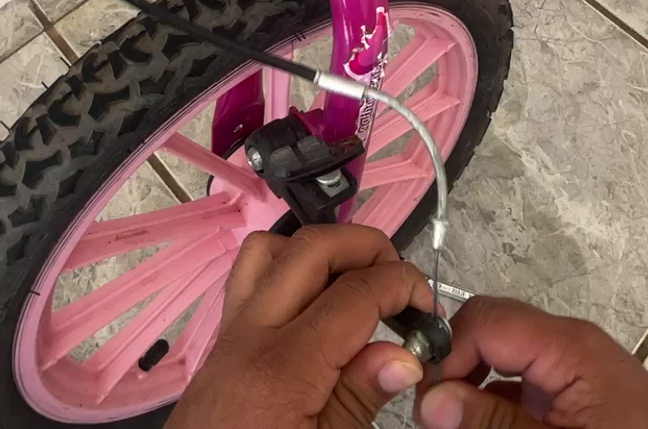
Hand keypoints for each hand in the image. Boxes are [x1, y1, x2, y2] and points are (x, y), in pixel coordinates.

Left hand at [167, 224, 435, 428]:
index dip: (401, 286)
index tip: (427, 304)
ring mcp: (229, 334)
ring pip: (273, 248)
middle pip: (313, 248)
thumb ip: (359, 401)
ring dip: (323, 249)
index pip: (353, 293)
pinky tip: (314, 296)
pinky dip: (286, 265)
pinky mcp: (220, 343)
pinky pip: (249, 276)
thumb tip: (405, 355)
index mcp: (281, 370)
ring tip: (359, 280)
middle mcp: (250, 336)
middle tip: (401, 282)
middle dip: (367, 247)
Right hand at [415, 297, 647, 428]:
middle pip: (492, 333)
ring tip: (455, 426)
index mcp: (568, 344)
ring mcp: (579, 372)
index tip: (425, 406)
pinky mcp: (584, 400)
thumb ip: (493, 422)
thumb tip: (431, 398)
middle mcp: (572, 345)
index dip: (447, 354)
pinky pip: (529, 389)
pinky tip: (488, 428)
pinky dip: (502, 406)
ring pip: (506, 362)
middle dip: (457, 370)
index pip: (485, 319)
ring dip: (475, 392)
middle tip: (434, 421)